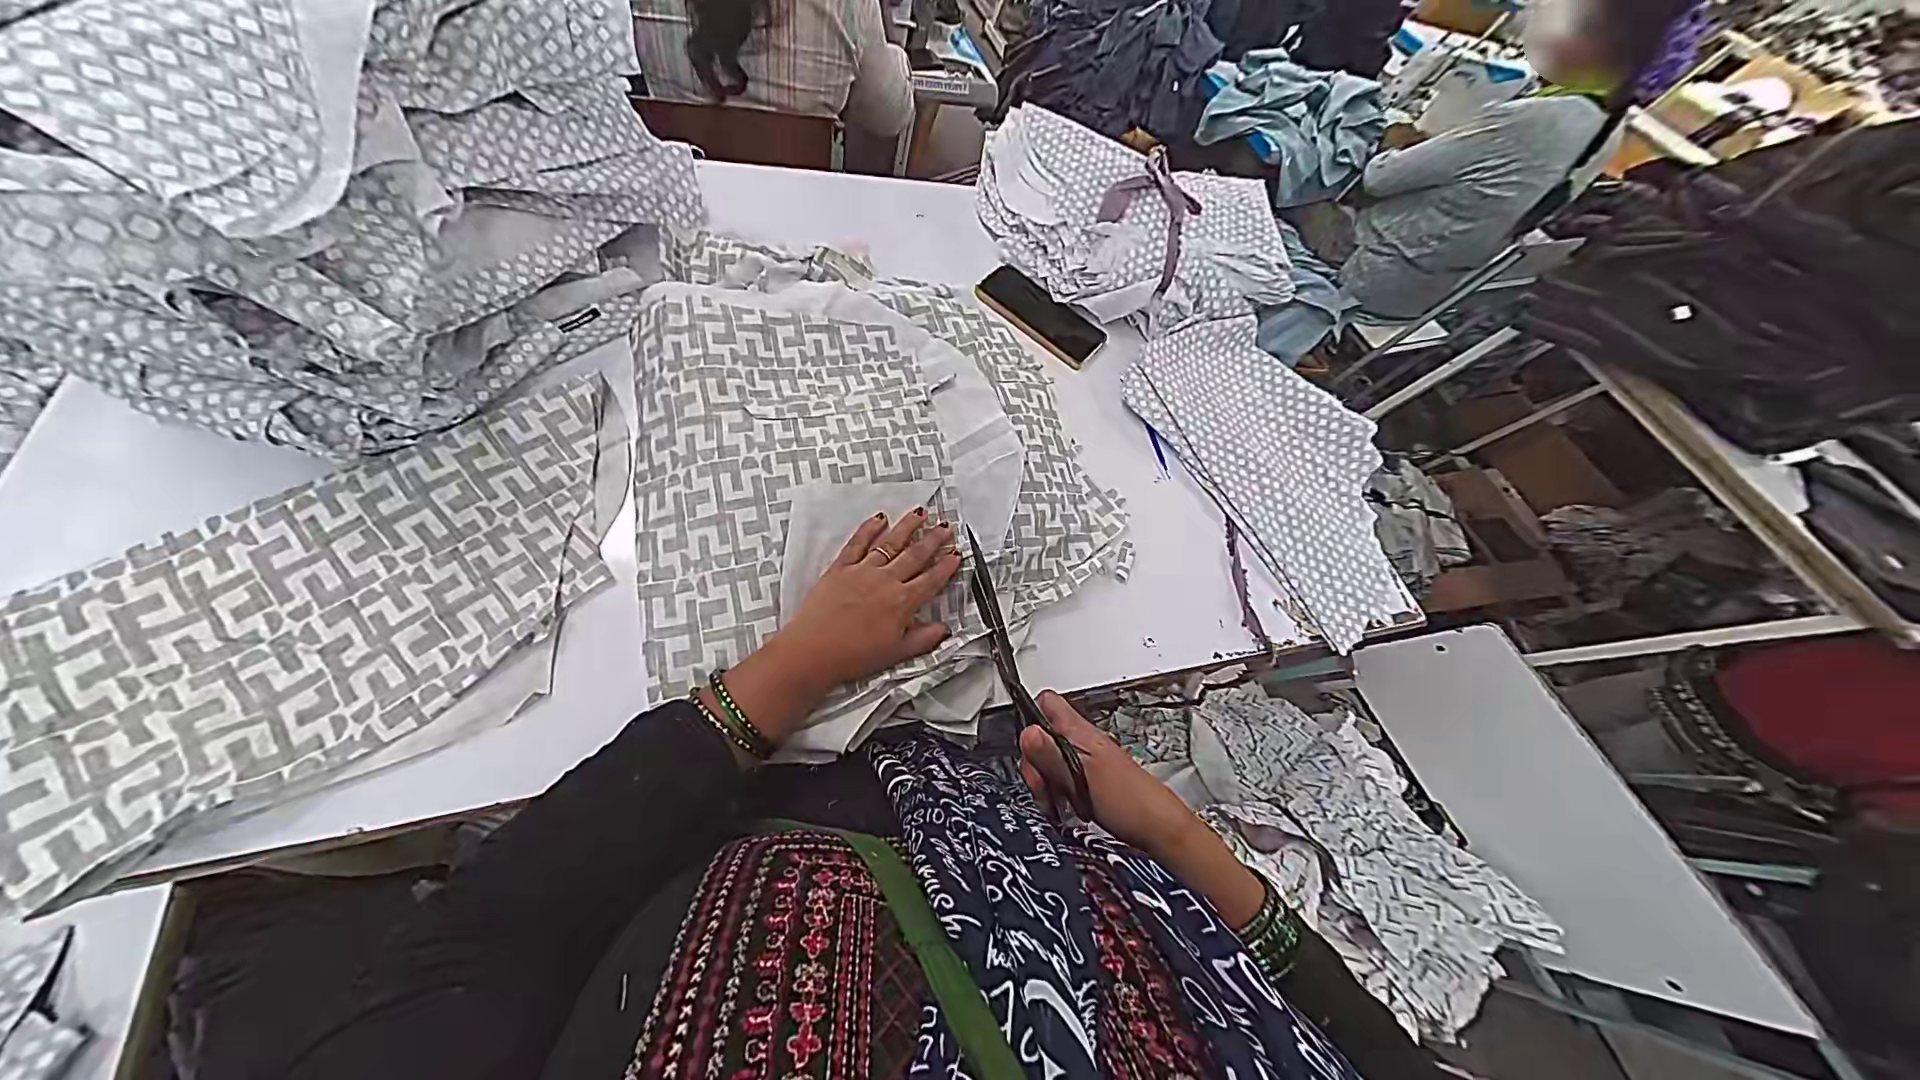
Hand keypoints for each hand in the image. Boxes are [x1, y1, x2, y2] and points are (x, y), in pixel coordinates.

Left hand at [707, 509, 961, 749]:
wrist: (812, 652)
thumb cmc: (852, 656)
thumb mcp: (896, 653)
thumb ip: (923, 639)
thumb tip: (944, 630)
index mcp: (902, 603)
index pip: (931, 580)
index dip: (946, 567)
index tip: (955, 555)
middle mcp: (885, 581)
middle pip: (915, 555)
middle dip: (933, 540)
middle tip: (945, 528)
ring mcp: (862, 572)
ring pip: (890, 543)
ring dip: (907, 527)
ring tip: (920, 514)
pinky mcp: (840, 569)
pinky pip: (857, 543)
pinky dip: (869, 529)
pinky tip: (879, 519)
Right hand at [1017, 691, 1208, 857]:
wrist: (1160, 828)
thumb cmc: (1129, 802)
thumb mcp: (1079, 778)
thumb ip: (1050, 755)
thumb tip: (1026, 732)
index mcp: (1079, 731)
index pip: (1046, 702)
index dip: (1030, 719)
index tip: (1028, 748)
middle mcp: (1083, 739)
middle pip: (1041, 736)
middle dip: (1035, 762)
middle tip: (1044, 784)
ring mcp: (1087, 758)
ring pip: (1050, 758)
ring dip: (1046, 781)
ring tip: (1057, 800)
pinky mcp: (1092, 777)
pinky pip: (1063, 776)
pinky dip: (1059, 791)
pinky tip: (1067, 805)